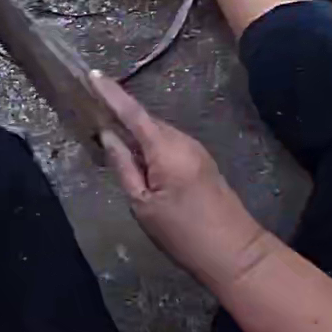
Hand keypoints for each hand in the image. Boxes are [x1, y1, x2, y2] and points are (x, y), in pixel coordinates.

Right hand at [93, 70, 274, 288]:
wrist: (238, 258)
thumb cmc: (184, 234)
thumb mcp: (143, 205)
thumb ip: (123, 166)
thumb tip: (107, 135)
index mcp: (165, 149)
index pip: (132, 112)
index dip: (110, 93)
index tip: (92, 74)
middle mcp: (181, 140)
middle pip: (144, 119)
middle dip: (119, 112)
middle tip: (92, 111)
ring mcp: (194, 149)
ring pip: (155, 130)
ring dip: (133, 130)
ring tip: (109, 135)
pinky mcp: (200, 161)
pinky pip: (166, 141)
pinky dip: (148, 142)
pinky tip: (136, 155)